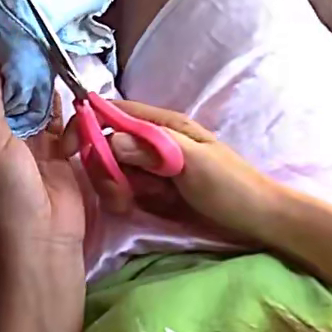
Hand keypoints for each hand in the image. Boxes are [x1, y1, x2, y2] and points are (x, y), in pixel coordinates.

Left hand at [0, 56, 86, 331]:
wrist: (45, 239)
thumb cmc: (10, 193)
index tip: (4, 42)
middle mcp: (9, 146)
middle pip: (18, 106)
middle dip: (26, 81)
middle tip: (36, 44)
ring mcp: (38, 155)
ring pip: (44, 116)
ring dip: (51, 95)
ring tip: (59, 61)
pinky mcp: (64, 162)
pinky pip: (67, 132)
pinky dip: (73, 118)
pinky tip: (78, 96)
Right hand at [95, 101, 296, 245]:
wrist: (259, 219)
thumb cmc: (231, 187)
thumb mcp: (194, 163)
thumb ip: (153, 148)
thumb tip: (112, 139)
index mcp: (165, 125)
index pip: (115, 112)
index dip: (89, 123)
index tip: (71, 149)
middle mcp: (155, 140)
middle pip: (109, 143)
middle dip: (104, 167)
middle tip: (118, 194)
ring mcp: (155, 165)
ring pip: (115, 168)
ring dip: (115, 186)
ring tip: (130, 204)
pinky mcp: (156, 188)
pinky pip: (128, 187)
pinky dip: (125, 197)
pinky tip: (135, 208)